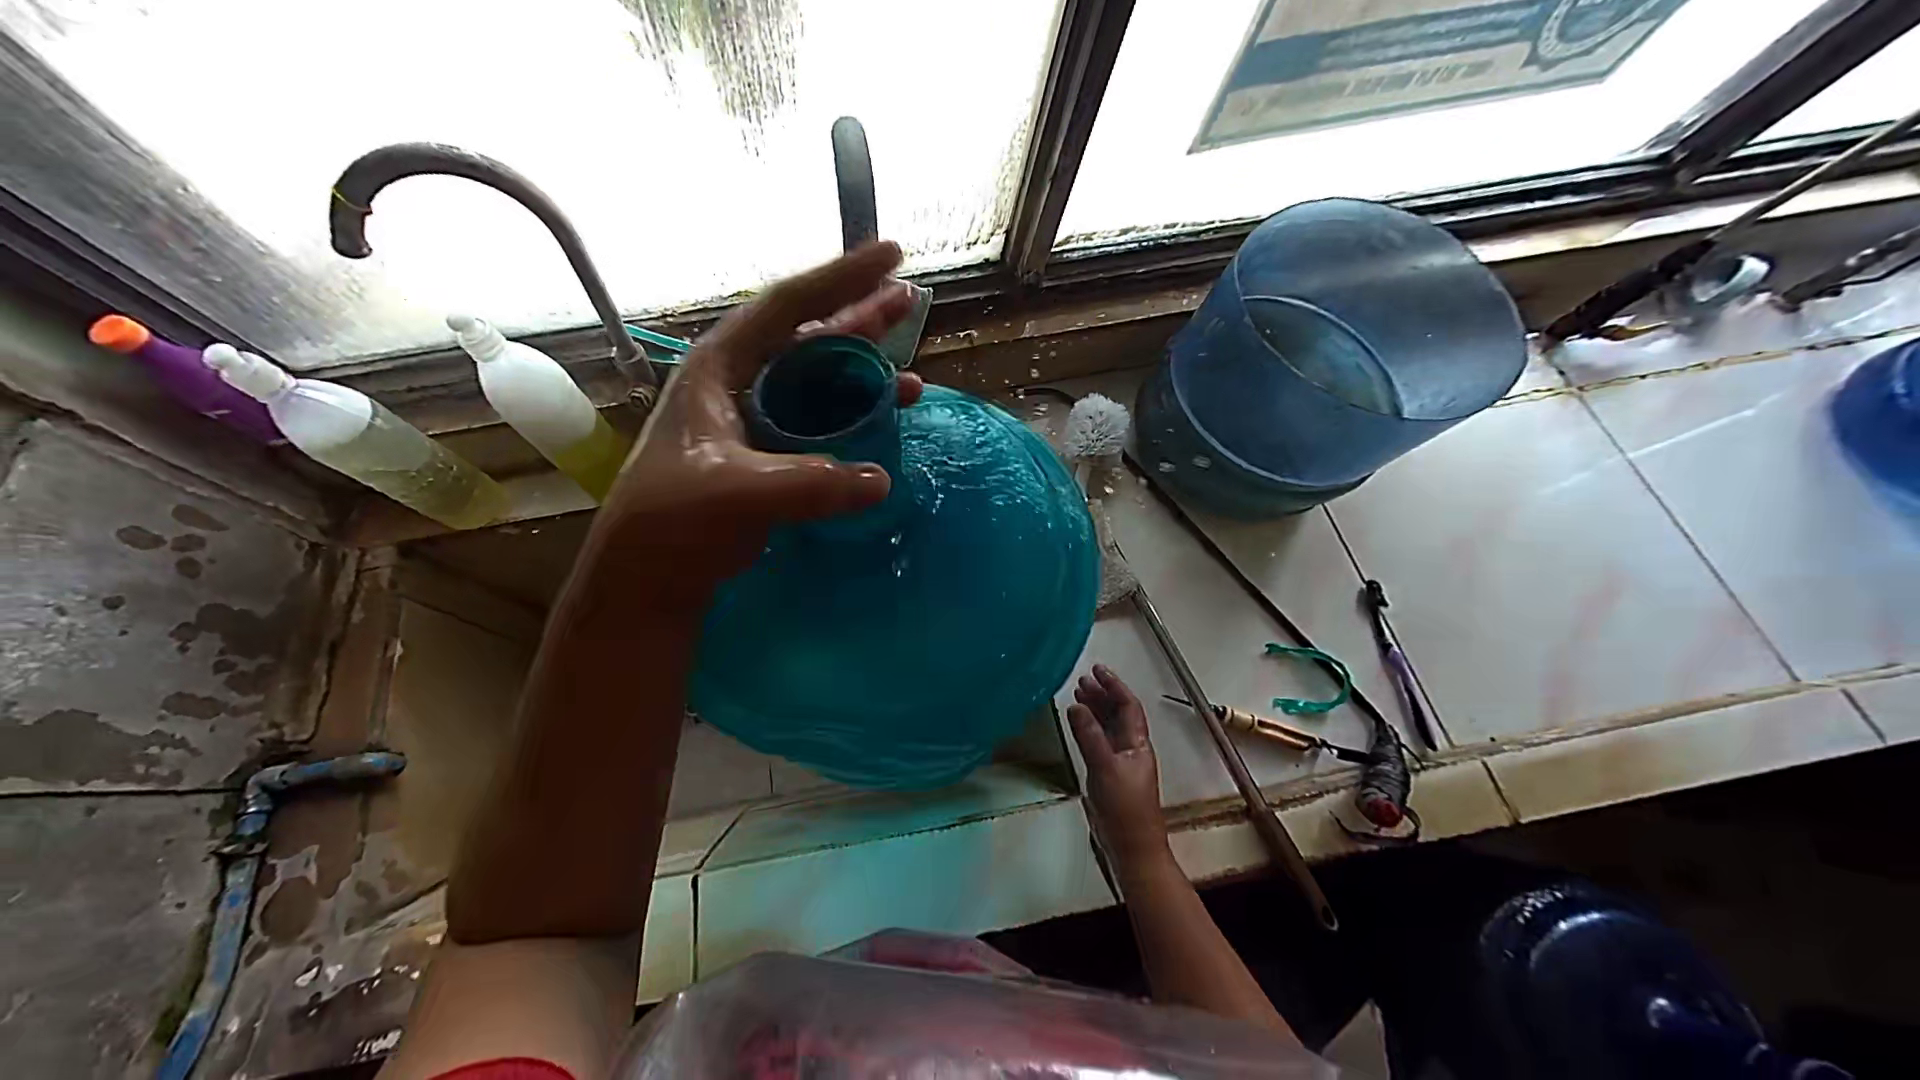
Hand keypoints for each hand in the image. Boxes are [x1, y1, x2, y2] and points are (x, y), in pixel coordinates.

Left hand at [585, 242, 924, 611]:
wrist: (650, 576)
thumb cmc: (672, 521)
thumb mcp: (735, 494)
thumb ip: (807, 482)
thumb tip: (881, 479)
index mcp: (720, 368)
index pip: (786, 306)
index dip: (840, 278)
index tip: (891, 255)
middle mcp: (740, 383)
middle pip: (810, 336)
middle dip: (861, 317)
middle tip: (910, 298)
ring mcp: (757, 420)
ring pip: (820, 380)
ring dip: (865, 372)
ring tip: (911, 371)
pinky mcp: (771, 455)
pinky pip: (823, 422)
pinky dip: (857, 419)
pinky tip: (885, 423)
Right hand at [1068, 665, 1168, 864]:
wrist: (1131, 848)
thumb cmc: (1125, 809)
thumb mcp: (1105, 767)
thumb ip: (1089, 736)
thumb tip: (1076, 706)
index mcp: (1138, 744)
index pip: (1128, 705)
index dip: (1114, 685)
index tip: (1097, 670)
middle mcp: (1130, 748)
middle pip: (1118, 713)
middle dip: (1102, 694)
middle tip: (1082, 680)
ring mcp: (1119, 762)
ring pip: (1107, 726)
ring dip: (1095, 709)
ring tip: (1078, 694)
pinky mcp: (1107, 775)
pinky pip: (1098, 741)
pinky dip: (1088, 728)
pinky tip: (1077, 723)